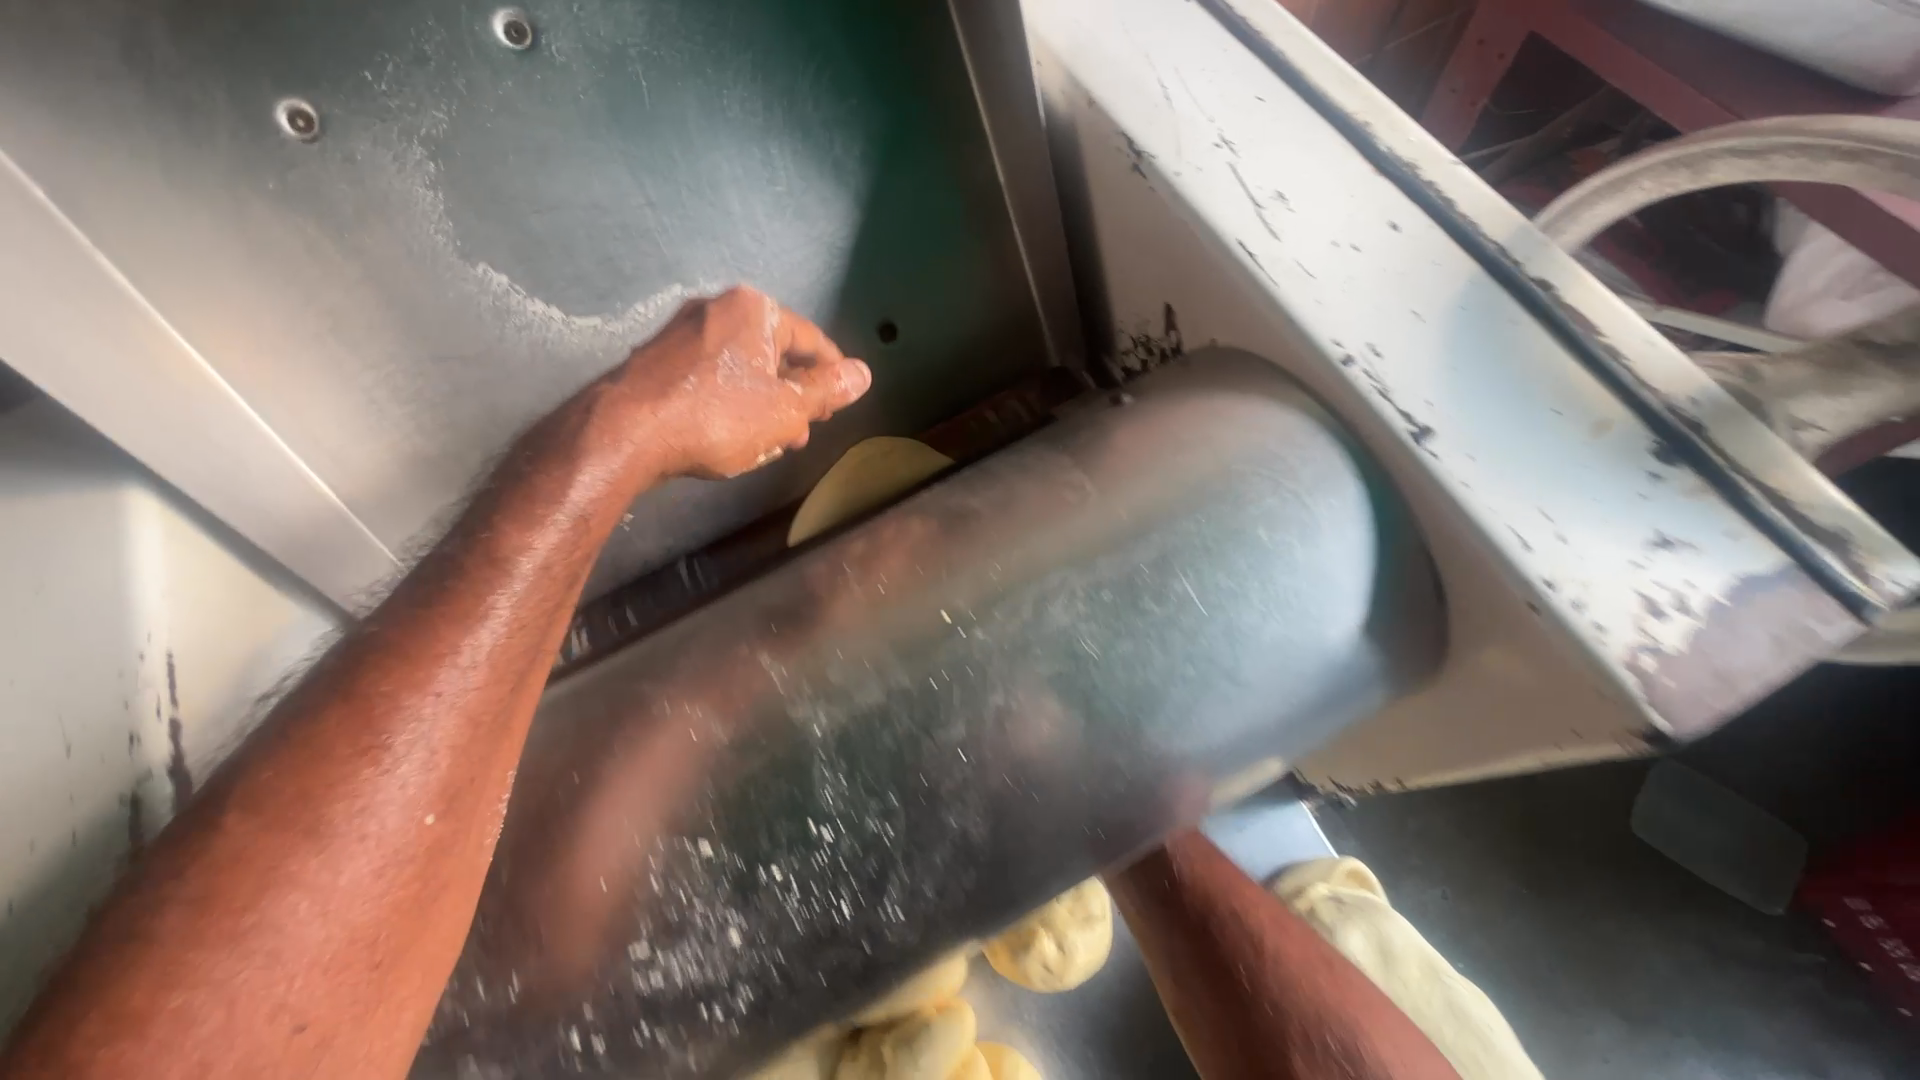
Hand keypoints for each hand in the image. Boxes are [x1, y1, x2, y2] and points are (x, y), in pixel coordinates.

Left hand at [616, 286, 871, 478]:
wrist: (627, 431)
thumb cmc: (719, 416)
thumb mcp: (787, 409)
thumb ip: (827, 390)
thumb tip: (863, 373)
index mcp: (754, 310)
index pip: (810, 340)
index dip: (831, 374)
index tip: (838, 402)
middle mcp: (716, 308)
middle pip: (773, 353)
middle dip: (792, 394)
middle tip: (802, 431)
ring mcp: (681, 332)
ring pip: (741, 367)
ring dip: (762, 403)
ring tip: (769, 441)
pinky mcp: (656, 359)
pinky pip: (710, 376)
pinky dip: (730, 401)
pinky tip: (730, 434)